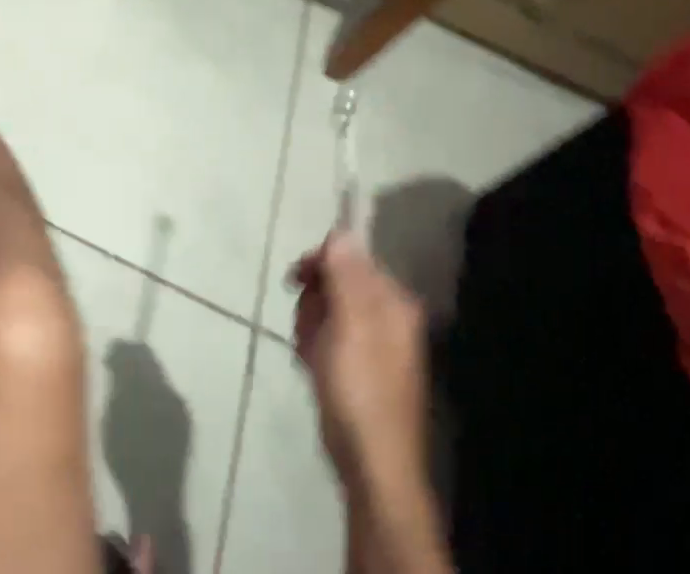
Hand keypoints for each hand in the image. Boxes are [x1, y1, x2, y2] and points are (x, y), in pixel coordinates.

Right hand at [288, 231, 428, 493]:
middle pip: (334, 283)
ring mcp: (374, 342)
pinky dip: (313, 345)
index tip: (295, 284)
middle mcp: (389, 316)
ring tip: (310, 354)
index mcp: (393, 303)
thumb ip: (345, 278)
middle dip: (312, 302)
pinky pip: (327, 336)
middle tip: (308, 331)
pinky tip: (312, 365)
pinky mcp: (359, 364)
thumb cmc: (359, 390)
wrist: (370, 459)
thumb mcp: (349, 327)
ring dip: (309, 325)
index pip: (349, 258)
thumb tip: (341, 231)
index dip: (318, 267)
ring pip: (326, 310)